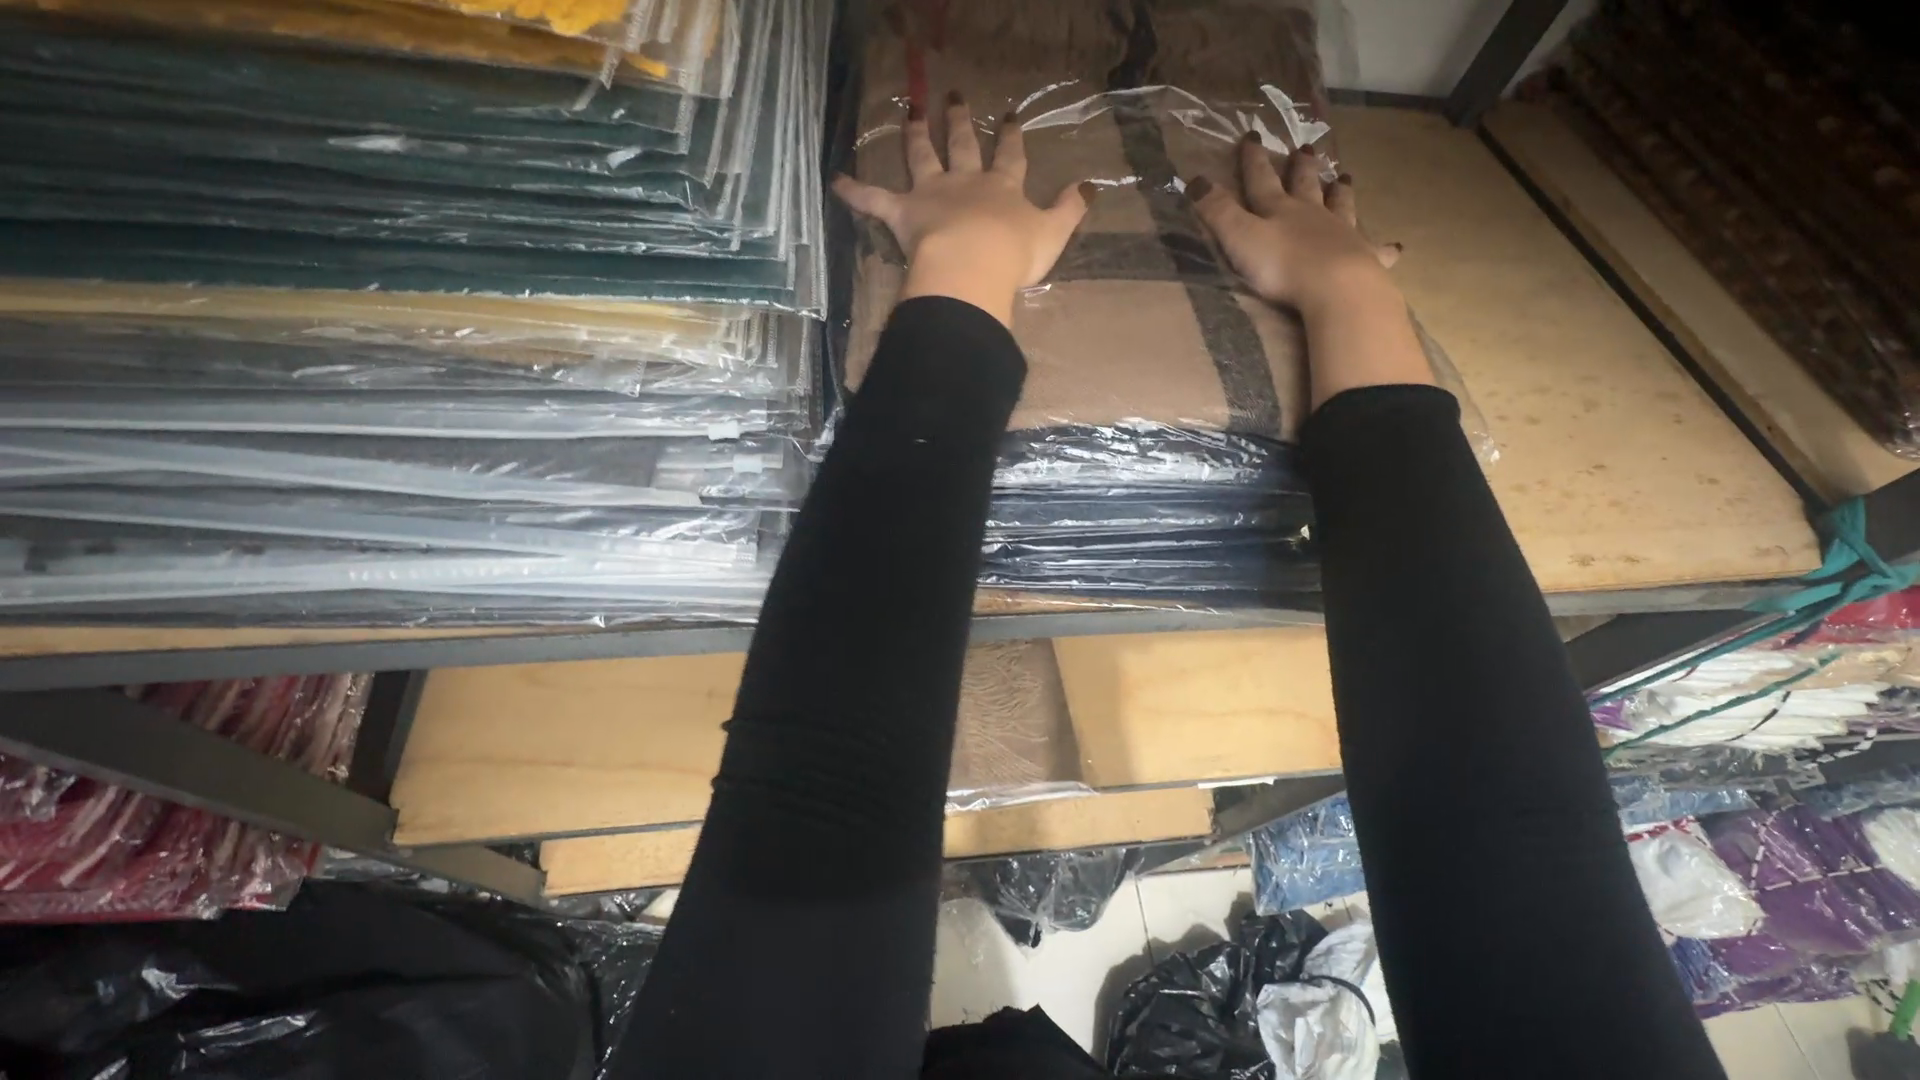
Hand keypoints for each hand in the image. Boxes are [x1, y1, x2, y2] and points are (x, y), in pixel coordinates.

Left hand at [833, 91, 1094, 326]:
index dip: (1010, 137)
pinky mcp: (903, 213)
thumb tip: (1092, 188)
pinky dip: (854, 192)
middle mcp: (966, 183)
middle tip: (953, 97)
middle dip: (959, 121)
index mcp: (1003, 189)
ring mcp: (932, 194)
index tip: (1009, 117)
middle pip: (962, 146)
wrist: (973, 265)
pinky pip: (874, 200)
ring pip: (921, 157)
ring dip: (914, 134)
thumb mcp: (1053, 234)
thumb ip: (1070, 211)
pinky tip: (835, 182)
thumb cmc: (1013, 255)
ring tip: (909, 112)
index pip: (1010, 157)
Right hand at [1187, 134, 1402, 319]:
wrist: (1334, 287)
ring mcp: (1342, 234)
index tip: (1252, 136)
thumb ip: (1217, 212)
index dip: (1254, 160)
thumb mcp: (1240, 238)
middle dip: (1302, 168)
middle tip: (1307, 149)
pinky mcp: (1364, 259)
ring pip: (1342, 207)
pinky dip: (1385, 248)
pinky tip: (1395, 247)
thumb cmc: (1282, 265)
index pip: (1262, 179)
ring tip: (1345, 179)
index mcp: (1280, 210)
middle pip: (1306, 186)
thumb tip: (1194, 180)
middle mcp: (1313, 215)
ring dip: (1341, 193)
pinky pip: (1377, 251)